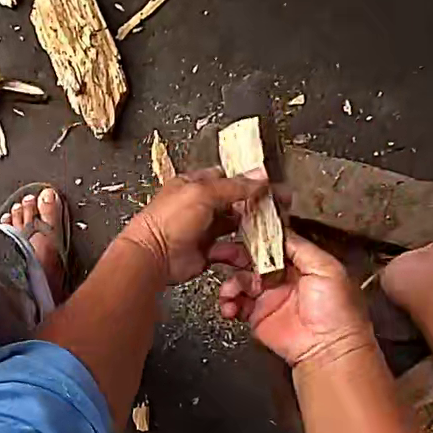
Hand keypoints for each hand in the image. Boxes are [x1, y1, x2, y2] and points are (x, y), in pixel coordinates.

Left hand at [118, 168, 270, 284]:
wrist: (153, 256)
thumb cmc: (169, 220)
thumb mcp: (203, 193)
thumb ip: (234, 186)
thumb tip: (260, 176)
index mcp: (194, 185)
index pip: (227, 177)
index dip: (249, 180)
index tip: (271, 184)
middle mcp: (199, 206)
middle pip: (235, 202)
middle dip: (256, 205)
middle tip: (279, 207)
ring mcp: (203, 230)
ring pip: (235, 226)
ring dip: (252, 229)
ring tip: (270, 230)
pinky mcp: (206, 252)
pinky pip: (229, 250)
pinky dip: (240, 252)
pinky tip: (250, 252)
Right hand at [218, 234, 372, 368]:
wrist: (327, 349)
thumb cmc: (337, 311)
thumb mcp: (327, 268)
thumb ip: (301, 248)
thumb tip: (280, 232)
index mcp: (298, 264)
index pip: (271, 245)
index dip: (255, 240)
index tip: (240, 234)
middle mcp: (280, 278)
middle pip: (250, 261)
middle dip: (233, 256)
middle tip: (219, 253)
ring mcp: (267, 297)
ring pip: (238, 281)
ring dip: (230, 283)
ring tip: (229, 292)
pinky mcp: (255, 316)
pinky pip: (234, 304)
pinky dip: (227, 303)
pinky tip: (229, 307)